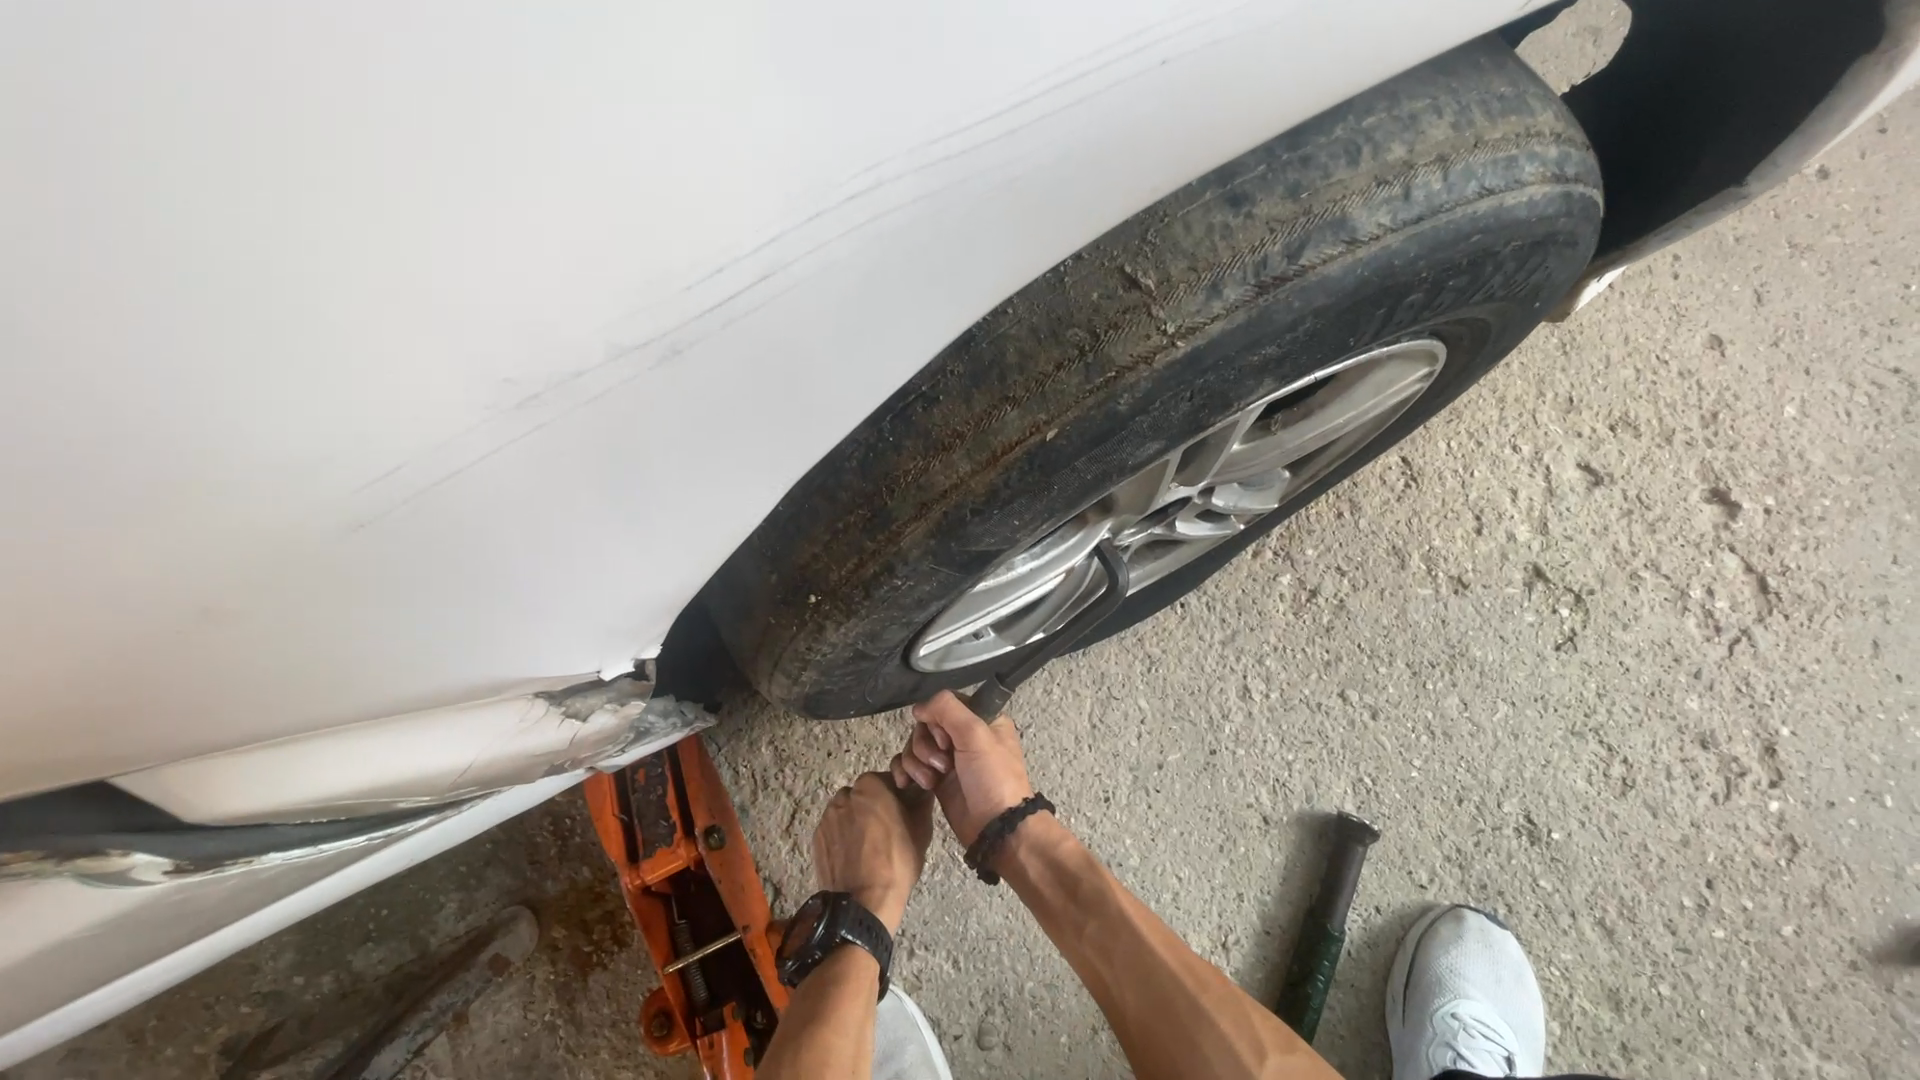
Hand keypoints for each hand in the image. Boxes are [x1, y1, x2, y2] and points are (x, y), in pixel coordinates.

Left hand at [811, 772, 933, 933]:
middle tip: (885, 829)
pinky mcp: (816, 838)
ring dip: (855, 820)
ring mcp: (827, 817)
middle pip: (861, 794)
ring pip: (845, 811)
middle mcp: (845, 796)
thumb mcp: (921, 830)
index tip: (901, 812)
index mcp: (870, 787)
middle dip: (872, 806)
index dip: (894, 795)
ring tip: (868, 845)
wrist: (863, 903)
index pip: (884, 780)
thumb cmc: (897, 862)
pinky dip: (842, 836)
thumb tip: (922, 790)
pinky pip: (833, 829)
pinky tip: (854, 855)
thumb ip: (921, 802)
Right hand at [890, 690, 1034, 846]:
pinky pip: (910, 764)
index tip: (945, 739)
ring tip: (931, 781)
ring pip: (915, 745)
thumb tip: (918, 707)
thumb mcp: (976, 734)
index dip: (937, 719)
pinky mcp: (936, 779)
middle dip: (925, 745)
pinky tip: (907, 784)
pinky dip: (905, 771)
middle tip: (942, 764)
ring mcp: (949, 758)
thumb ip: (947, 709)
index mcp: (982, 718)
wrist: (994, 827)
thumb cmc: (992, 777)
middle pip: (926, 725)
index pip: (945, 704)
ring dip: (916, 762)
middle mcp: (965, 736)